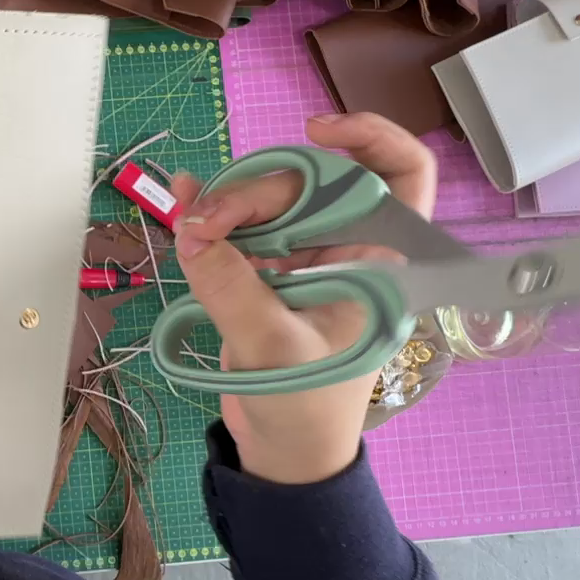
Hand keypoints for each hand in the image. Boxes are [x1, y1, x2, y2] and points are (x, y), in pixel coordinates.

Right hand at [171, 112, 437, 483]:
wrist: (283, 449)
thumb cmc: (302, 404)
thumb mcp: (269, 345)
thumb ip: (231, 286)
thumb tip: (189, 231)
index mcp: (377, 260)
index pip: (399, 176)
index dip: (369, 139)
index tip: (314, 130)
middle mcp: (345, 252)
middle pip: (309, 189)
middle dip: (256, 193)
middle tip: (203, 218)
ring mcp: (302, 265)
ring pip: (270, 208)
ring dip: (228, 204)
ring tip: (184, 210)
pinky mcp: (266, 281)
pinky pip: (241, 236)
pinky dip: (212, 222)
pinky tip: (181, 209)